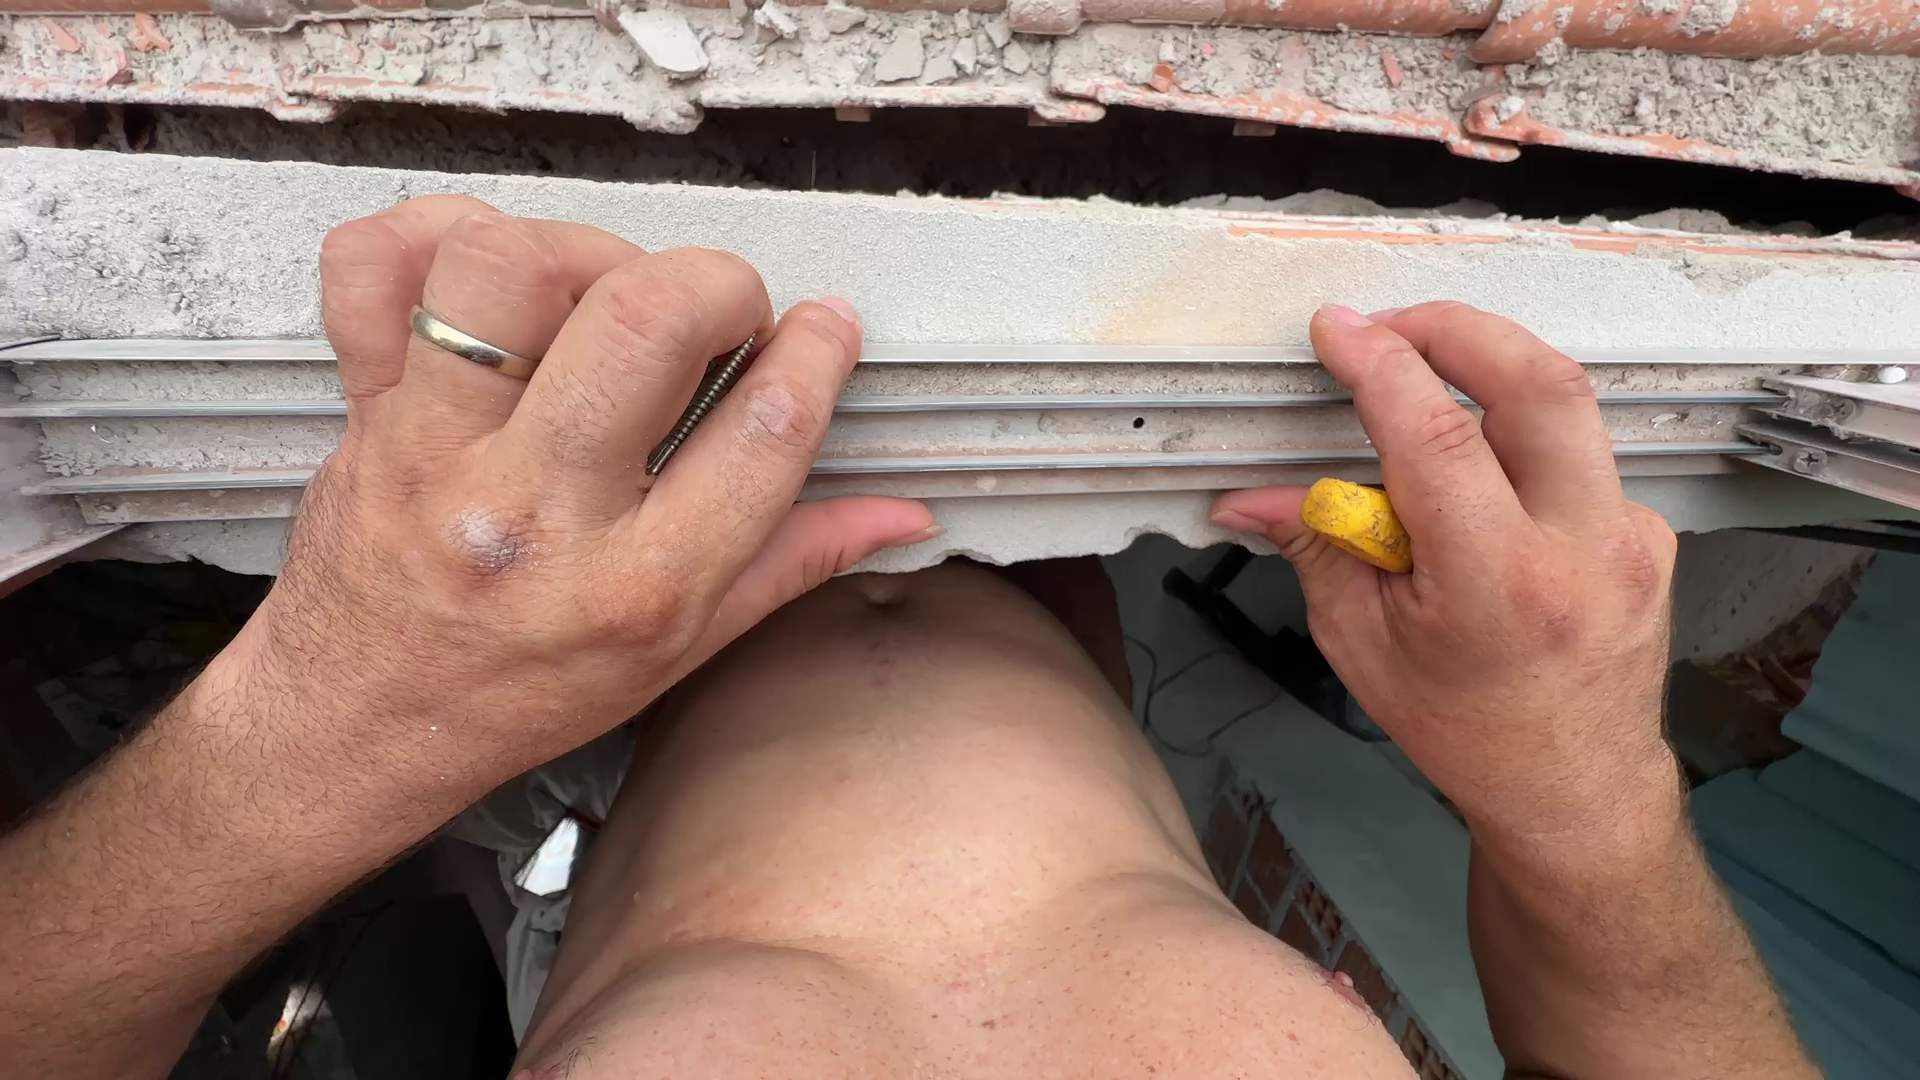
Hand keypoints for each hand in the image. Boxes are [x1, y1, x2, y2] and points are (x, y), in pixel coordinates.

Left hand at [227, 197, 938, 804]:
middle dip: (719, 285)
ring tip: (616, 294)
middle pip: (645, 324)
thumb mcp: (695, 646)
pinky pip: (374, 264)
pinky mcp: (366, 409)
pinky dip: (442, 236)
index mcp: (642, 582)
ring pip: (511, 268)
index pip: (763, 434)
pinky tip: (508, 287)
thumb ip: (801, 562)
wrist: (369, 721)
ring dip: (593, 253)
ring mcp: (439, 452)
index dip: (816, 355)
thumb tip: (898, 518)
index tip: (826, 328)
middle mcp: (539, 511)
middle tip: (728, 311)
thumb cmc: (533, 690)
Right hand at [1211, 302, 1681, 856]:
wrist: (1569, 782)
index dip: (1382, 369)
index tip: (1337, 328)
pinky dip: (1507, 430)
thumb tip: (1242, 499)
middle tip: (1388, 321)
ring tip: (1418, 367)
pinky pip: (1569, 449)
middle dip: (1457, 327)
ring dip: (1486, 364)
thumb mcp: (1357, 639)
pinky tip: (1467, 464)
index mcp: (1496, 581)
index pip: (1438, 440)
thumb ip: (1314, 547)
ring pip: (1566, 404)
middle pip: (1541, 386)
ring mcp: (1631, 531)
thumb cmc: (1449, 721)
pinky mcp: (1644, 529)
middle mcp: (1583, 543)